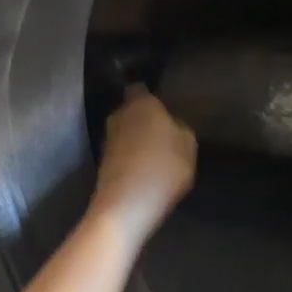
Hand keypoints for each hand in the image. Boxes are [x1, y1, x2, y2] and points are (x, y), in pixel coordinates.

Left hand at [90, 86, 196, 244]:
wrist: (126, 204)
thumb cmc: (163, 166)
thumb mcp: (188, 145)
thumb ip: (180, 127)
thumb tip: (171, 123)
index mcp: (140, 103)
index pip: (141, 88)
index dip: (151, 95)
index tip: (164, 104)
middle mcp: (118, 115)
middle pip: (131, 110)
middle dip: (144, 117)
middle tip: (164, 130)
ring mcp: (107, 138)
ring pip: (125, 131)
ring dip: (137, 138)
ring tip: (157, 152)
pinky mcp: (102, 160)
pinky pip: (122, 151)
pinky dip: (131, 155)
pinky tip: (145, 167)